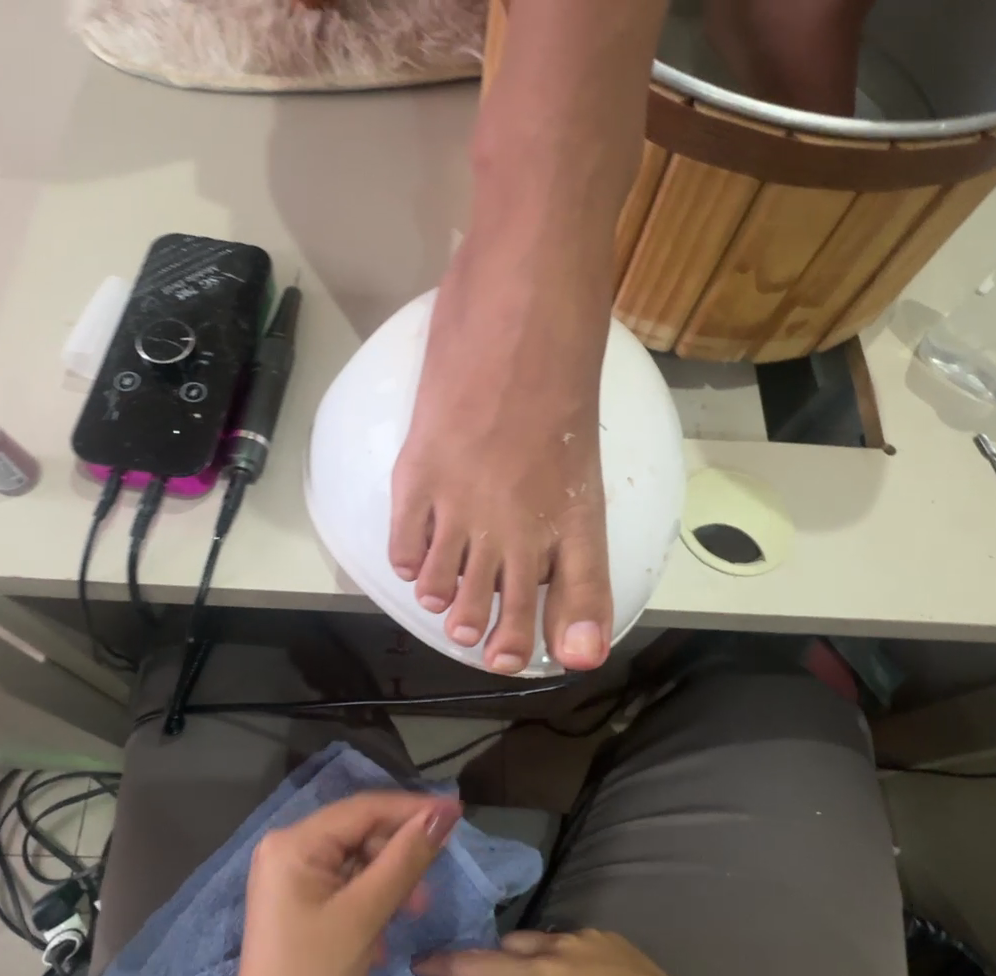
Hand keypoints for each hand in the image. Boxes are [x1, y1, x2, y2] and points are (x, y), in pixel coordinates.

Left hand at [197, 793, 462, 975]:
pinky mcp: (297, 898)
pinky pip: (344, 880)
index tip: (458, 813)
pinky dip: (369, 897)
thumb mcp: (366, 914)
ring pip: (355, 858)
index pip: (364, 808)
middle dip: (398, 855)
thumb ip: (406, 858)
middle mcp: (287, 846)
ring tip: (411, 913)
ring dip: (388, 881)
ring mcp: (289, 873)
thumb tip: (444, 812)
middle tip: (429, 886)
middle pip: (359, 832)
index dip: (412, 808)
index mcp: (295, 842)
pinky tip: (383, 931)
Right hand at [388, 228, 613, 675]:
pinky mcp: (421, 467)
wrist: (527, 298)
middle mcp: (519, 521)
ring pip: (452, 579)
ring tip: (451, 614)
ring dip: (453, 604)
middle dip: (497, 633)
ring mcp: (465, 498)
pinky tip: (413, 565)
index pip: (569, 596)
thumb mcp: (588, 448)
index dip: (556, 634)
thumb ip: (583, 539)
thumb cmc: (568, 362)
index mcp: (570, 514)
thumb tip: (581, 620)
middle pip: (502, 599)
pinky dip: (410, 559)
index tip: (546, 658)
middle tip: (486, 648)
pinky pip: (407, 537)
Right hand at [415, 929, 785, 975]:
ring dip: (532, 964)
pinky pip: (582, 950)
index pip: (484, 962)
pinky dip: (563, 965)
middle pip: (518, 944)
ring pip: (552, 944)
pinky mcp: (634, 955)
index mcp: (549, 972)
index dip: (448, 964)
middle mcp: (573, 945)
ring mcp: (607, 945)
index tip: (419, 962)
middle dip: (494, 962)